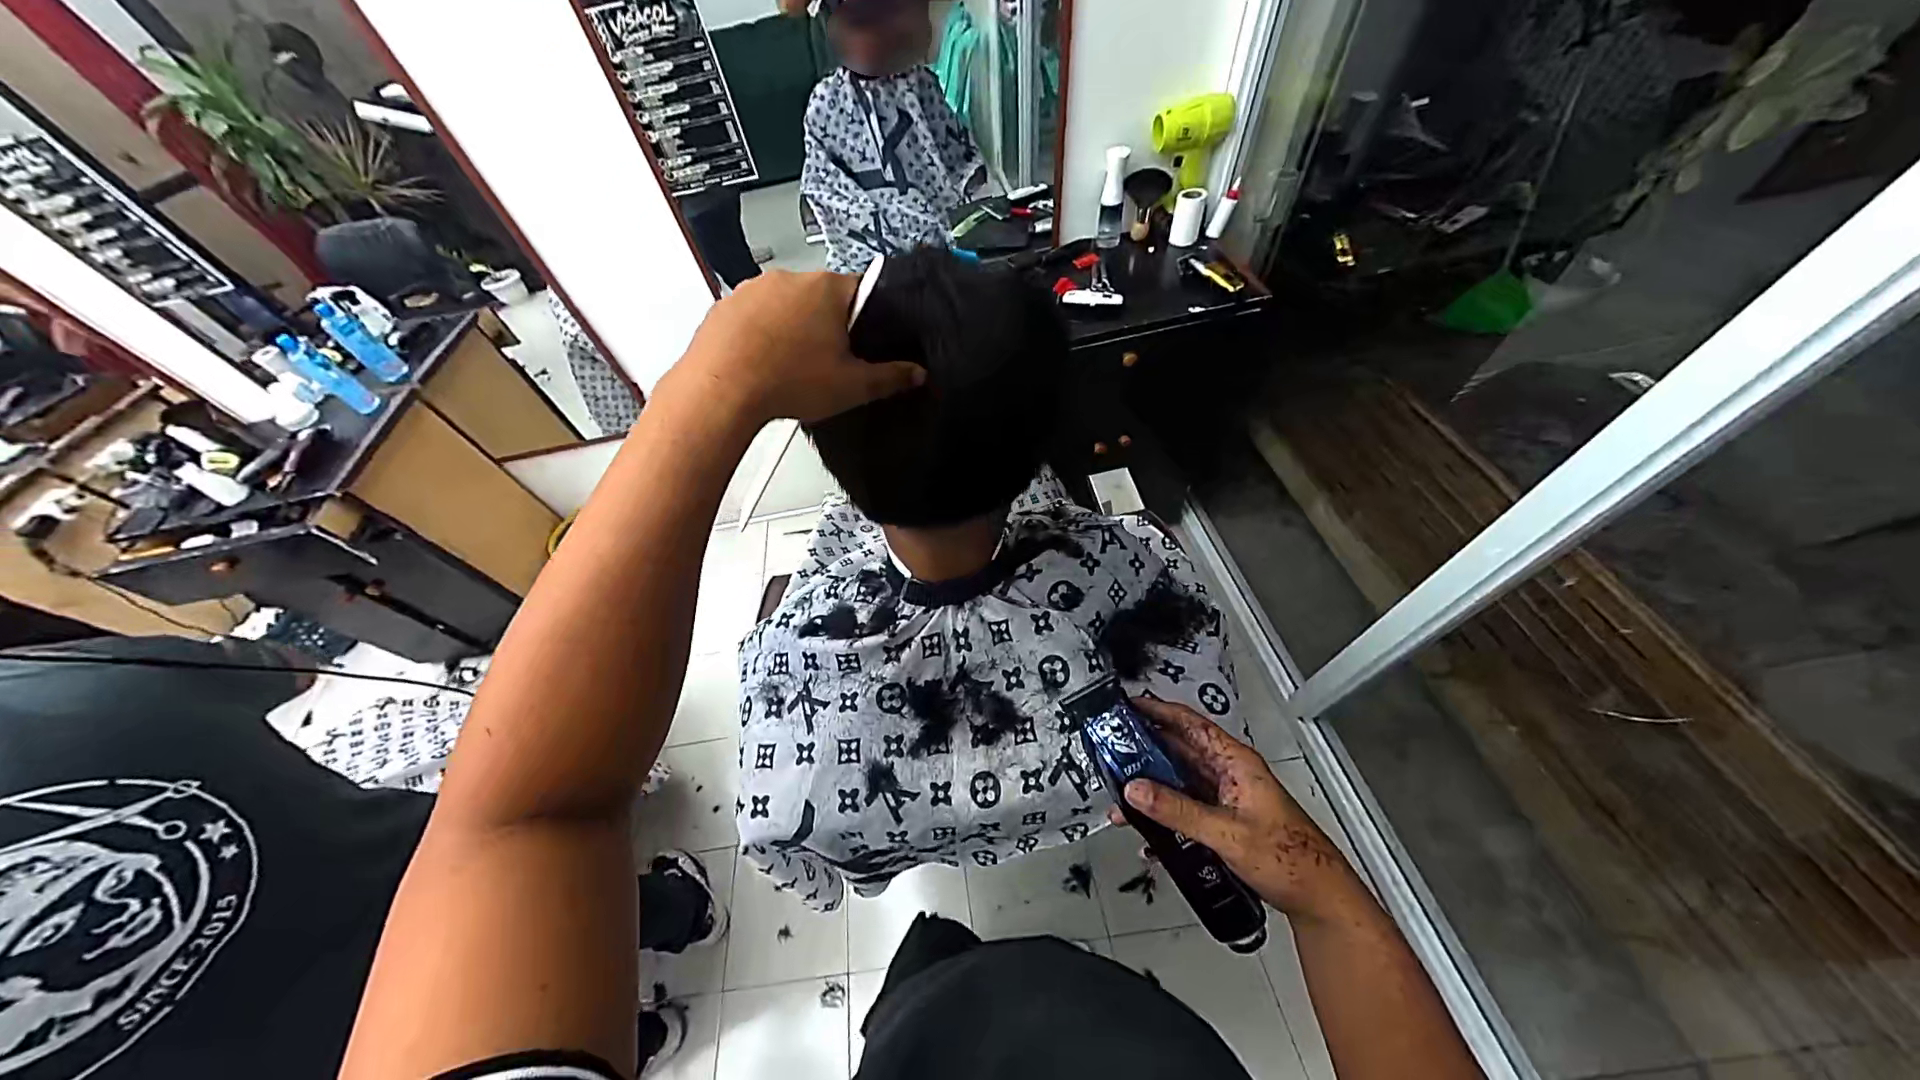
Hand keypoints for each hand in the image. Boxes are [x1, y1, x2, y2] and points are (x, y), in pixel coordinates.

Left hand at [671, 269, 924, 424]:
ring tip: (792, 370)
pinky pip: (754, 318)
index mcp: (827, 289)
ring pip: (786, 307)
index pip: (863, 290)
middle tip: (827, 364)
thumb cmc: (784, 381)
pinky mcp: (726, 306)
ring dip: (792, 331)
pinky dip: (761, 338)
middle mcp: (789, 279)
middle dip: (827, 327)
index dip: (867, 319)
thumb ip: (890, 378)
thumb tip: (914, 373)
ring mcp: (753, 290)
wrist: (722, 389)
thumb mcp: (852, 386)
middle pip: (822, 298)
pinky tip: (765, 368)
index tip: (861, 342)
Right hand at [1113, 697, 1362, 923]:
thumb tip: (1136, 789)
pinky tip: (1148, 836)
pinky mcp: (1224, 821)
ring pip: (1179, 782)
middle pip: (1179, 751)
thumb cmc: (1292, 860)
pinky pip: (1185, 809)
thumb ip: (1177, 810)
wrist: (1321, 901)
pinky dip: (1165, 817)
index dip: (1158, 710)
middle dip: (1145, 751)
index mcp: (1236, 762)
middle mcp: (1229, 774)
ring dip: (1152, 789)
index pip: (1190, 724)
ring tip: (1121, 797)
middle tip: (1113, 751)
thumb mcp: (1226, 834)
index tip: (1129, 706)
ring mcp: (1226, 798)